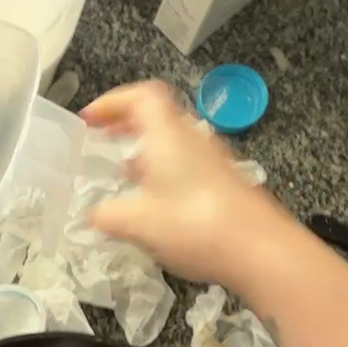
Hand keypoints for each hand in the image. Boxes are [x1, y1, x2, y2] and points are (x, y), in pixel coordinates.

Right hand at [80, 81, 304, 289]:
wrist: (258, 249)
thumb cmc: (195, 226)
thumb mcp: (138, 224)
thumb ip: (108, 215)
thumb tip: (94, 214)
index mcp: (167, 137)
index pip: (141, 97)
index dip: (113, 101)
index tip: (89, 118)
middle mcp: (190, 140)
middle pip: (157, 116)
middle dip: (125, 124)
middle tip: (101, 139)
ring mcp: (208, 161)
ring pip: (170, 143)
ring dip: (142, 151)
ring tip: (120, 173)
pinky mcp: (218, 184)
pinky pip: (181, 166)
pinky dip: (158, 173)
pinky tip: (149, 202)